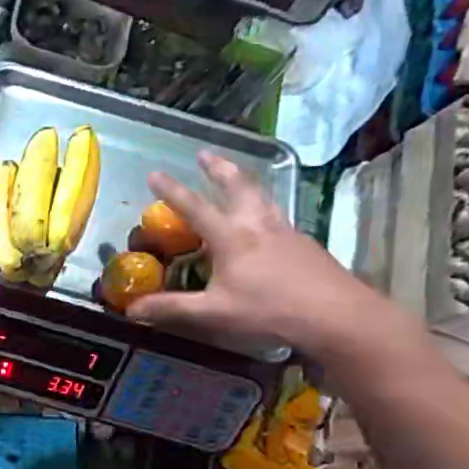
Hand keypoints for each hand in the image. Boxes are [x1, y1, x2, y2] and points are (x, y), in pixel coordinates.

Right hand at [126, 155, 409, 359]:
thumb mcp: (214, 312)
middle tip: (205, 153)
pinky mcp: (303, 243)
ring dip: (242, 180)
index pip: (194, 207)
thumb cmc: (270, 310)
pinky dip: (260, 205)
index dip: (171, 190)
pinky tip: (261, 219)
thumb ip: (172, 308)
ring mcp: (284, 231)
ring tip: (233, 175)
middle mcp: (257, 225)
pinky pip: (275, 213)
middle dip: (218, 168)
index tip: (154, 173)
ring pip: (260, 196)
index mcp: (231, 237)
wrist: (337, 315)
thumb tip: (132, 310)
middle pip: (236, 186)